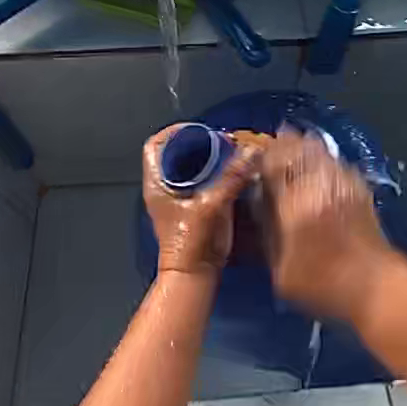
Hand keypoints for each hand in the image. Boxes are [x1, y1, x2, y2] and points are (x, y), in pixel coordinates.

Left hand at [141, 124, 260, 275]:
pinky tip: (232, 171)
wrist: (194, 276)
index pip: (155, 145)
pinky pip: (201, 181)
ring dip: (208, 158)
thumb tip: (252, 152)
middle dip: (197, 143)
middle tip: (220, 140)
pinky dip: (214, 172)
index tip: (197, 129)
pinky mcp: (192, 207)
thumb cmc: (192, 242)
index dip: (173, 132)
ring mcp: (177, 198)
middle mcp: (163, 187)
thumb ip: (231, 178)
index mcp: (157, 183)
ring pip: (189, 167)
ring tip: (229, 152)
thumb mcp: (211, 206)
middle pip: (175, 153)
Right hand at [258, 128, 399, 322]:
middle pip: (297, 148)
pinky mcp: (359, 189)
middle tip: (269, 147)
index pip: (272, 162)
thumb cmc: (325, 285)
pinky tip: (316, 168)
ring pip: (317, 150)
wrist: (377, 288)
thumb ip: (267, 232)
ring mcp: (342, 183)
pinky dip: (321, 159)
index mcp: (296, 203)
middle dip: (281, 144)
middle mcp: (319, 185)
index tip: (251, 158)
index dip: (260, 156)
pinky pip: (335, 162)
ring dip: (301, 147)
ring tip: (290, 151)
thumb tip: (259, 206)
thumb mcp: (281, 270)